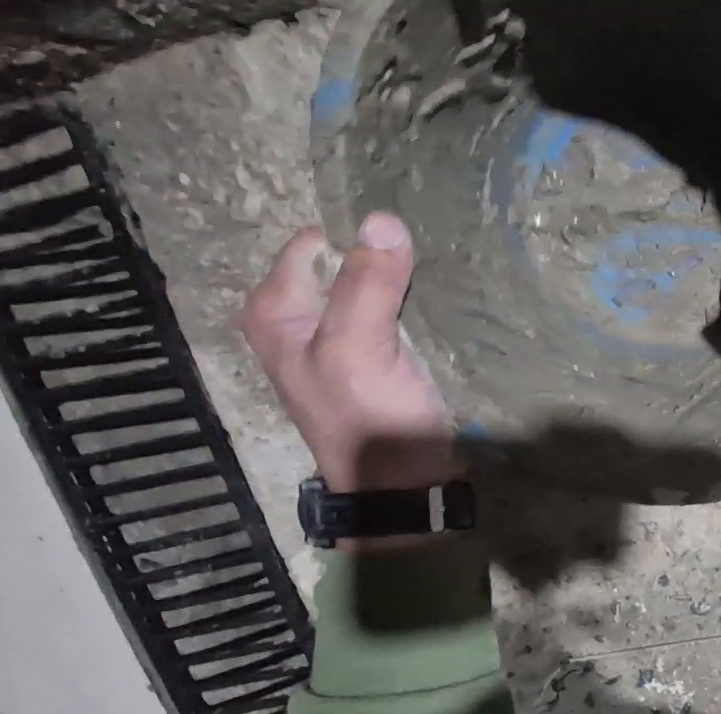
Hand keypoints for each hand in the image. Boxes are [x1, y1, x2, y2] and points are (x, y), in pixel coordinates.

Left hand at [237, 212, 458, 493]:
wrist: (404, 489)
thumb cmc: (370, 420)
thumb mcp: (359, 348)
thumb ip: (367, 284)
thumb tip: (383, 217)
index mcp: (276, 312)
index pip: (314, 245)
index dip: (358, 236)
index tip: (405, 235)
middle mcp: (303, 322)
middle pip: (346, 266)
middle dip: (383, 258)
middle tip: (430, 251)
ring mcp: (344, 345)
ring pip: (376, 293)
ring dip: (406, 284)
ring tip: (443, 272)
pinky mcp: (381, 365)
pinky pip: (397, 320)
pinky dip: (418, 310)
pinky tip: (444, 305)